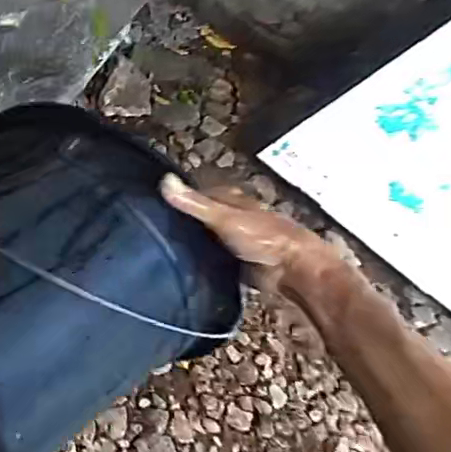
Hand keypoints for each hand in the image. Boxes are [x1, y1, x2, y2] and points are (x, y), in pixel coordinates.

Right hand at [160, 174, 338, 294]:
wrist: (295, 271)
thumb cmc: (264, 238)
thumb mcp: (223, 217)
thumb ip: (194, 203)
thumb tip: (164, 180)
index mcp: (233, 201)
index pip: (200, 194)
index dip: (180, 197)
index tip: (155, 203)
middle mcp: (234, 219)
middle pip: (202, 216)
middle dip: (183, 221)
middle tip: (155, 228)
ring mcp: (237, 241)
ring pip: (206, 238)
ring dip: (191, 242)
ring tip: (163, 247)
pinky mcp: (238, 263)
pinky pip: (212, 259)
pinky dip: (200, 260)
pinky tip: (183, 265)